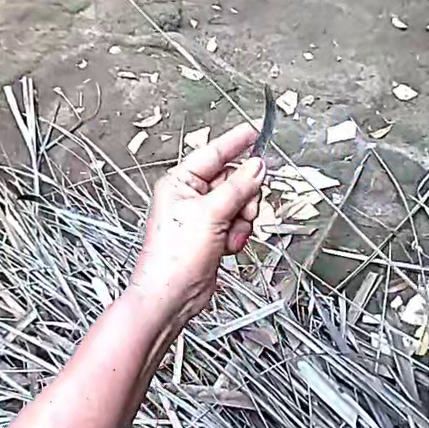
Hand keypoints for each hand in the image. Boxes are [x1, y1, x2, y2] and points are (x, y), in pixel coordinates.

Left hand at [128, 122, 264, 327]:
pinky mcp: (213, 235)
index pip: (213, 153)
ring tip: (229, 233)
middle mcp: (190, 197)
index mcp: (180, 182)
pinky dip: (239, 234)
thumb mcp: (209, 214)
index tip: (255, 132)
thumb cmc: (172, 258)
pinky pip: (239, 223)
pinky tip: (228, 246)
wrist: (172, 295)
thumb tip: (256, 166)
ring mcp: (203, 217)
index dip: (236, 143)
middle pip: (234, 179)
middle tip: (241, 209)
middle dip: (244, 197)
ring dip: (242, 220)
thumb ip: (237, 187)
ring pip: (241, 203)